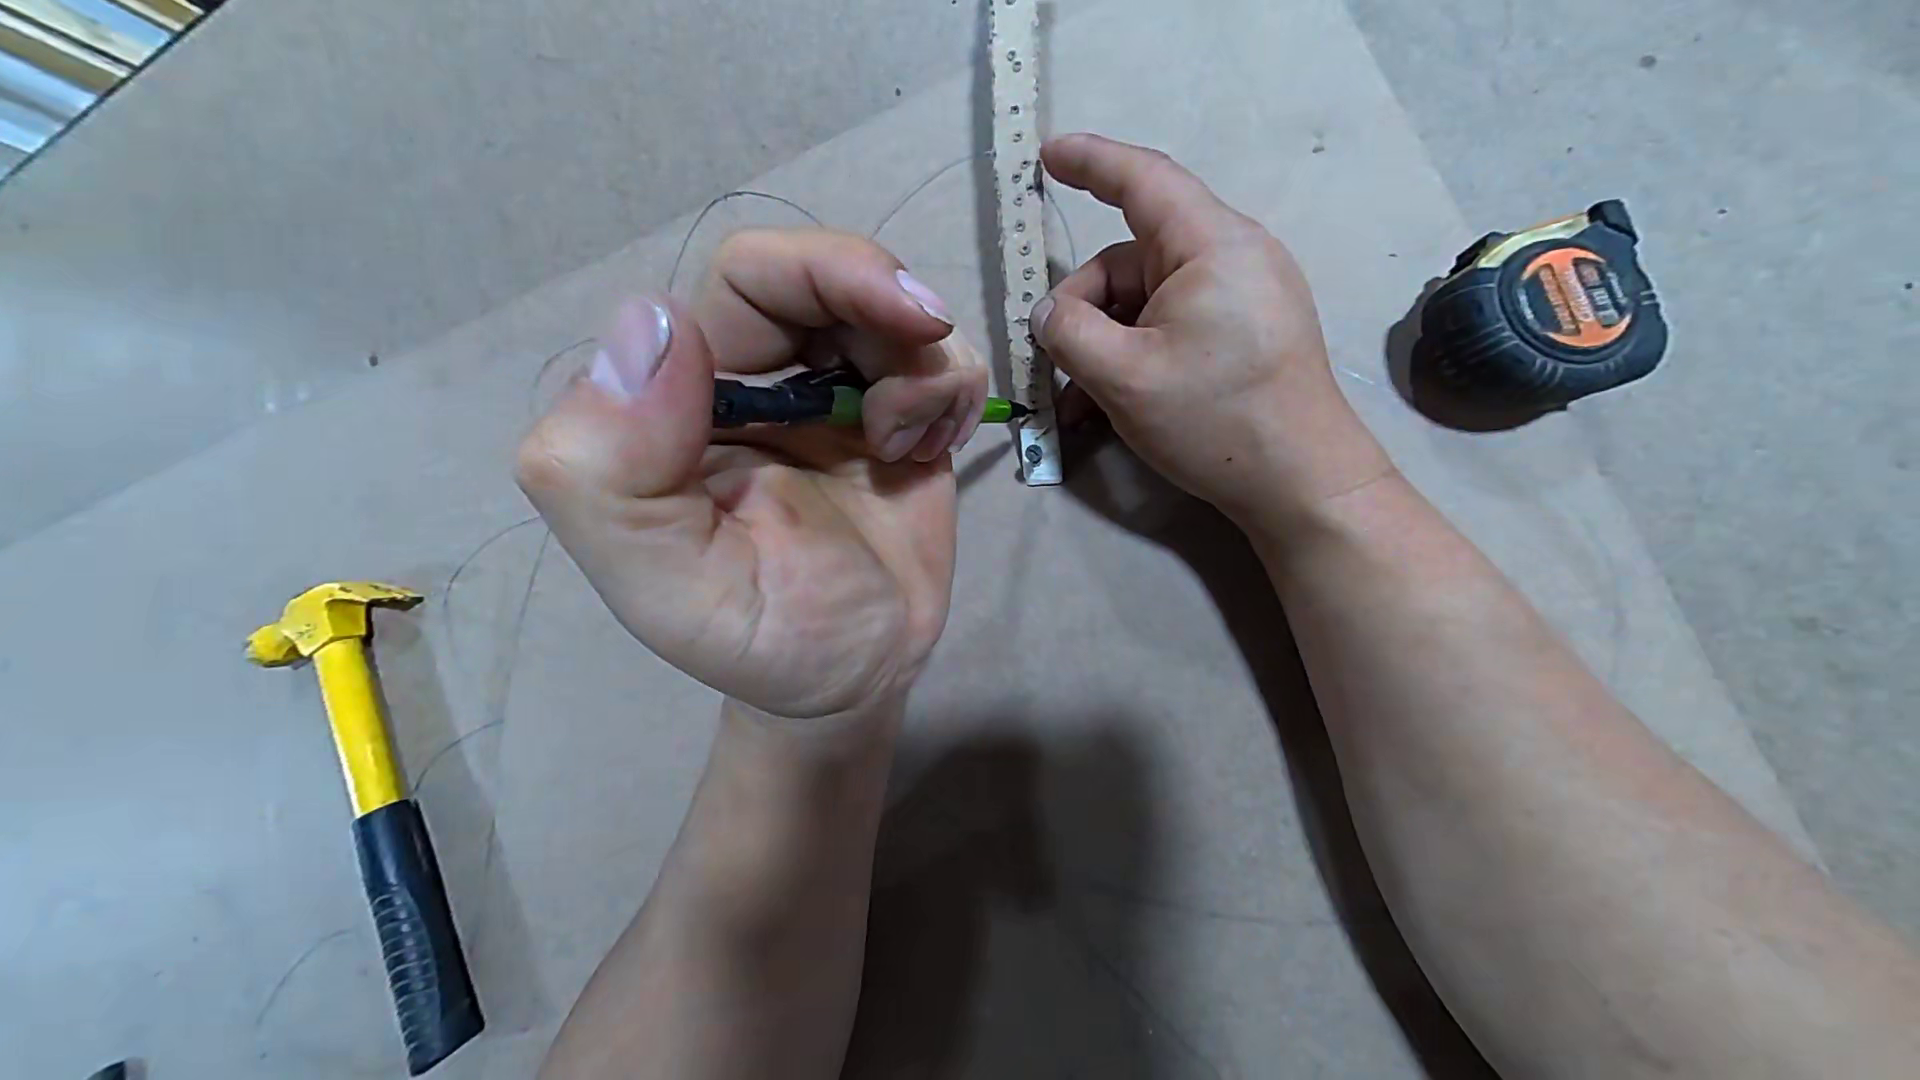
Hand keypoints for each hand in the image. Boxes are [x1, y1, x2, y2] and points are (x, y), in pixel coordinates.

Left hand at [517, 228, 986, 718]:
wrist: (858, 674)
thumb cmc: (763, 640)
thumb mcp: (669, 585)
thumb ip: (614, 469)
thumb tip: (651, 322)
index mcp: (686, 402)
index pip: (745, 282)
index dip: (819, 275)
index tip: (899, 325)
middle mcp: (757, 381)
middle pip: (824, 275)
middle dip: (883, 293)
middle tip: (929, 330)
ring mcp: (834, 395)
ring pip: (894, 313)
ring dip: (924, 367)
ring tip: (909, 449)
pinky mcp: (899, 415)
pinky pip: (943, 357)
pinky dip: (954, 389)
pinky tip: (930, 449)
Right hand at [1034, 134, 1392, 530]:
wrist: (1299, 482)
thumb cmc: (1213, 419)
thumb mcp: (1122, 377)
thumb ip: (1068, 331)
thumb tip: (1047, 312)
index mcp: (1210, 245)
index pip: (1143, 180)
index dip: (1089, 162)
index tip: (1046, 155)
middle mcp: (1230, 258)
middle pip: (1130, 261)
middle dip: (1083, 310)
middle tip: (1054, 367)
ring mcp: (1239, 298)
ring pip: (1145, 303)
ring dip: (1102, 346)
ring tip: (1078, 404)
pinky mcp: (1241, 334)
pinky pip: (1170, 328)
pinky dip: (1133, 357)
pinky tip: (1108, 404)